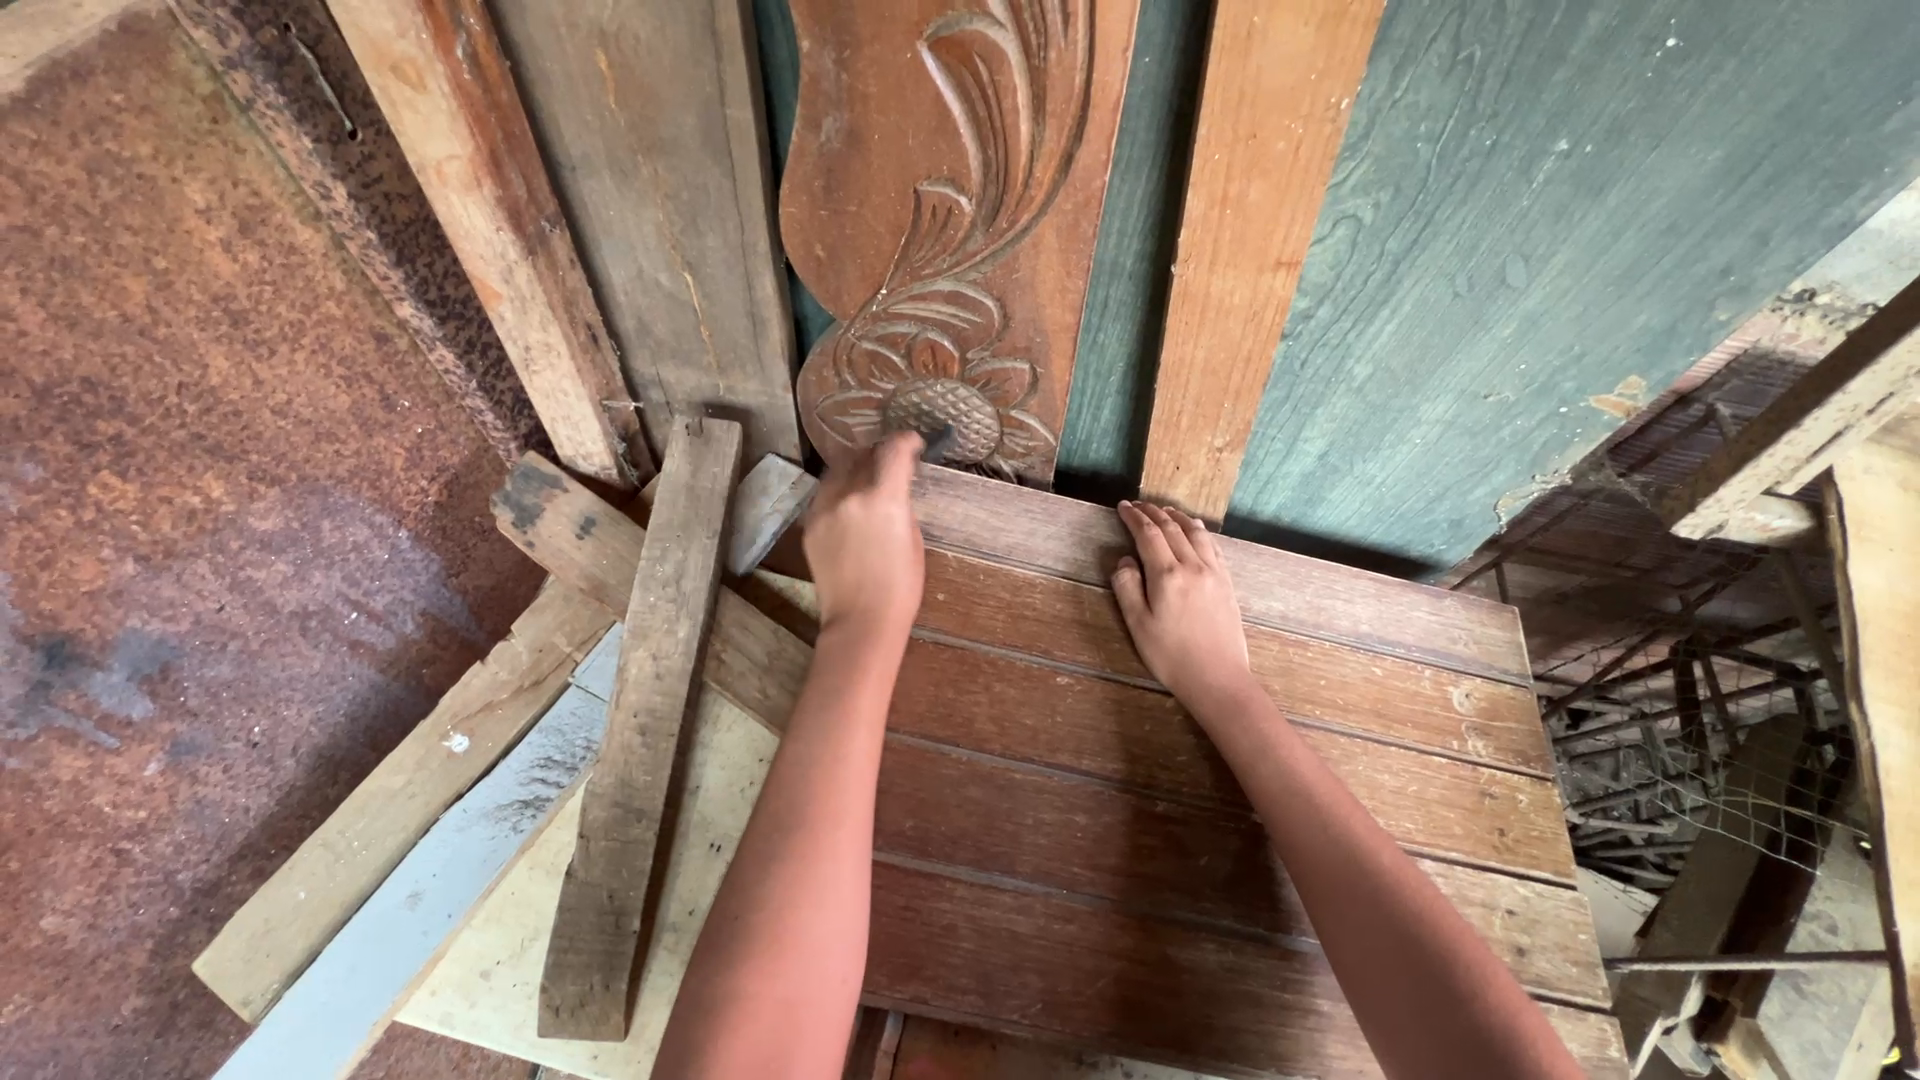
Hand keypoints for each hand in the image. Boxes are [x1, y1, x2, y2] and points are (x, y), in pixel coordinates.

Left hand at [803, 431, 925, 636]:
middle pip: (862, 453)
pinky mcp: (810, 525)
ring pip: (838, 470)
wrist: (861, 620)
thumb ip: (901, 505)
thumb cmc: (901, 586)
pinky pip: (825, 494)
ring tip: (867, 475)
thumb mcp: (913, 539)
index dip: (906, 440)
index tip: (914, 442)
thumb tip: (895, 488)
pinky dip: (839, 490)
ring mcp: (824, 509)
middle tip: (891, 457)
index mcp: (883, 498)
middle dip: (879, 450)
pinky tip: (850, 503)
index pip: (894, 450)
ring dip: (855, 466)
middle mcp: (849, 495)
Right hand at [1111, 501, 1253, 710]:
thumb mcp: (1137, 625)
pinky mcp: (1227, 583)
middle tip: (1139, 504)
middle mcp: (1193, 566)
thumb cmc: (1170, 656)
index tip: (1123, 507)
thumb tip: (1124, 561)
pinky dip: (1199, 532)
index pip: (1147, 534)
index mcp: (1166, 575)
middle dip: (1153, 513)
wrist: (1217, 678)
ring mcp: (1214, 573)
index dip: (1134, 517)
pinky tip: (1195, 531)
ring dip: (1177, 517)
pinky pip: (1213, 546)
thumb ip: (1127, 588)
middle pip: (1172, 528)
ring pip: (1195, 533)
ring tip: (1165, 510)